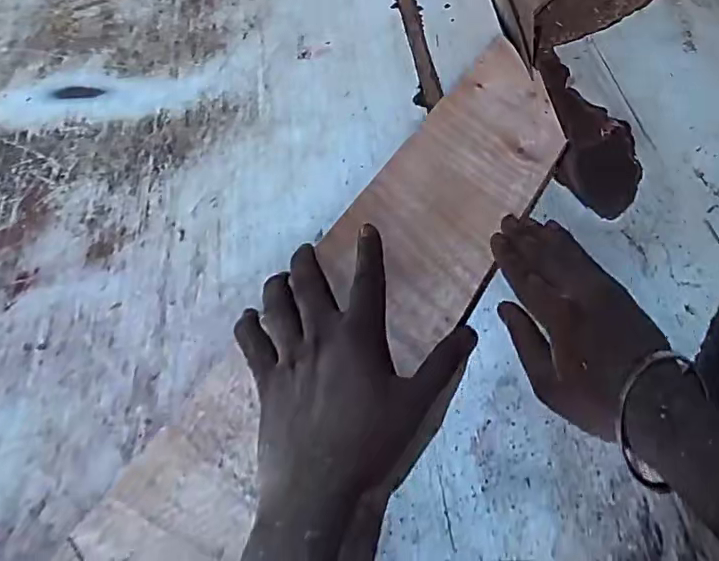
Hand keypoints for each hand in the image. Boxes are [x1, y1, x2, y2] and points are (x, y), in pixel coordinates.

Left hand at [235, 225, 477, 553]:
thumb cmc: (372, 443)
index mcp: (359, 336)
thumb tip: (471, 332)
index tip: (365, 228)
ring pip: (276, 306)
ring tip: (280, 277)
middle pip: (307, 284)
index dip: (367, 251)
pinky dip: (248, 326)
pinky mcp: (267, 382)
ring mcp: (290, 358)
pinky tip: (248, 318)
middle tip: (306, 249)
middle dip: (306, 260)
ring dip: (276, 285)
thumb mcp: (417, 404)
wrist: (319, 490)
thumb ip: (443, 364)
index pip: (367, 281)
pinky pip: (252, 344)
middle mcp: (321, 336)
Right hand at [490, 215, 669, 439]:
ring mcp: (598, 287)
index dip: (509, 258)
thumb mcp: (549, 385)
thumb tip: (504, 307)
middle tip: (507, 220)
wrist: (653, 398)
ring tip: (527, 220)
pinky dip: (569, 242)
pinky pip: (585, 256)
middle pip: (544, 258)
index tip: (496, 239)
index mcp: (557, 316)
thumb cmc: (595, 399)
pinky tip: (557, 232)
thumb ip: (524, 341)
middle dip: (523, 238)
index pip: (526, 279)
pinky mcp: (614, 288)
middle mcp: (576, 293)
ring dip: (543, 235)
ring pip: (565, 252)